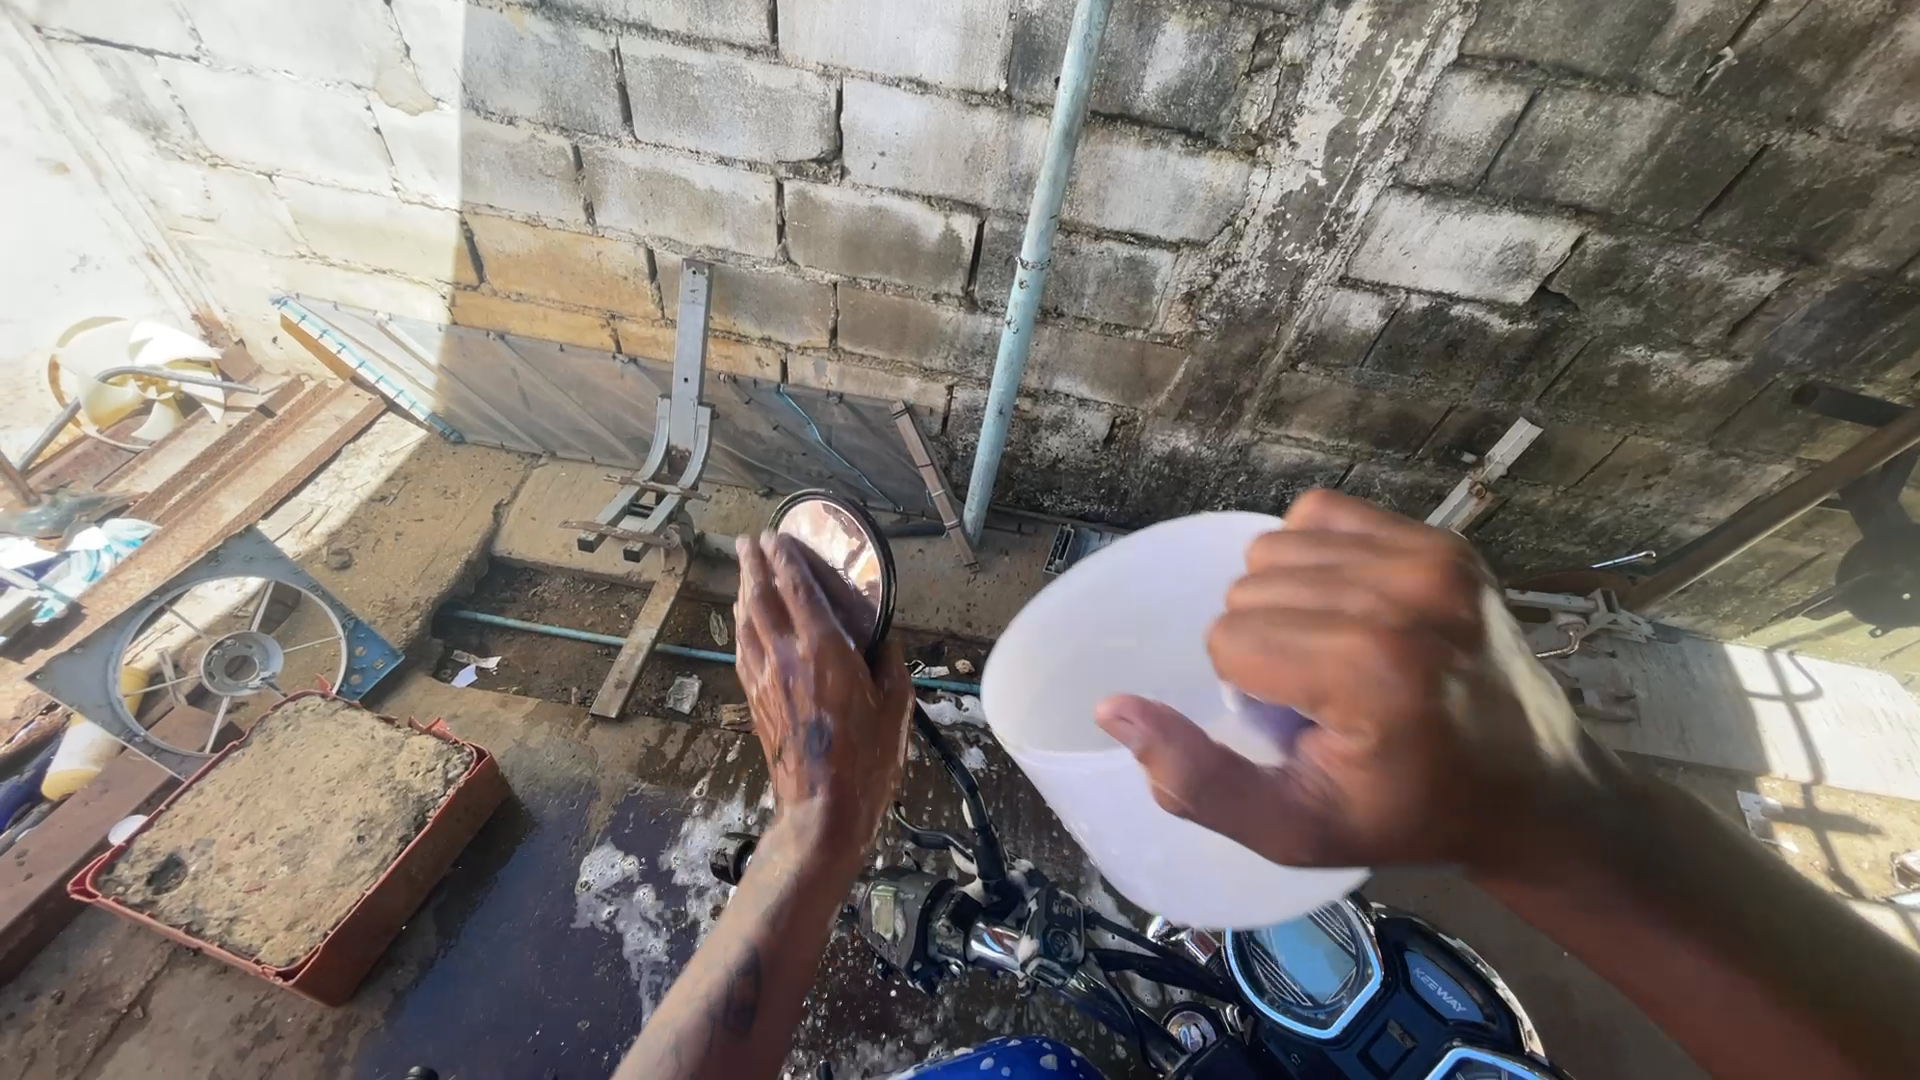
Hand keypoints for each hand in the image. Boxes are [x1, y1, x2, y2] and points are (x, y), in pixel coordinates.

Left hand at [734, 532, 912, 862]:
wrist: (824, 808)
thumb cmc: (868, 757)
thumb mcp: (896, 703)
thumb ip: (887, 660)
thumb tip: (881, 637)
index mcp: (826, 649)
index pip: (798, 589)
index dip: (786, 558)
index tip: (776, 537)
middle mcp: (787, 656)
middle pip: (762, 597)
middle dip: (754, 565)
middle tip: (748, 541)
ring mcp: (765, 678)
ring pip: (746, 622)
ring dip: (743, 590)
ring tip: (743, 571)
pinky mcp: (755, 700)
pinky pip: (742, 650)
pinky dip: (741, 625)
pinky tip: (743, 620)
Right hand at [1095, 490, 1607, 876]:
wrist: (1537, 789)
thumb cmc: (1407, 813)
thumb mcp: (1290, 827)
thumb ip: (1194, 779)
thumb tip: (1112, 708)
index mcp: (1371, 672)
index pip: (1229, 641)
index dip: (1247, 689)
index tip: (1302, 722)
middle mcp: (1405, 597)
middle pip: (1247, 591)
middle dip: (1262, 644)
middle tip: (1319, 693)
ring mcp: (1430, 558)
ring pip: (1271, 551)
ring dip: (1281, 601)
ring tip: (1332, 650)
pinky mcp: (1440, 538)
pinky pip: (1315, 514)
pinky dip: (1309, 557)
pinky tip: (1344, 604)